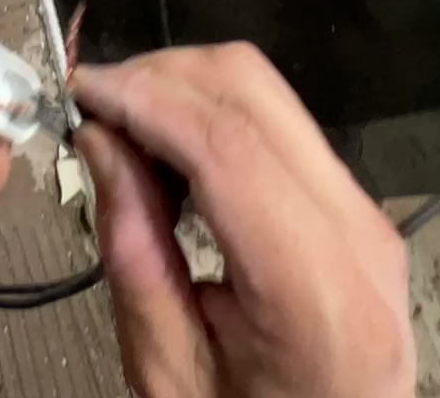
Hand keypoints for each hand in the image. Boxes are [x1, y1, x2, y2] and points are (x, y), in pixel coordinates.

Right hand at [74, 43, 412, 397]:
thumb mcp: (165, 364)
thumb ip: (130, 244)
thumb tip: (95, 134)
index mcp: (316, 292)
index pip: (225, 146)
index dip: (143, 99)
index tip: (77, 91)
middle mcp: (356, 230)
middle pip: (248, 90)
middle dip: (156, 76)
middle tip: (94, 108)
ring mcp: (362, 207)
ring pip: (259, 87)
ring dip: (177, 84)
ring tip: (125, 129)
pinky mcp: (349, 197)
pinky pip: (269, 113)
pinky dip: (203, 106)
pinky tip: (166, 147)